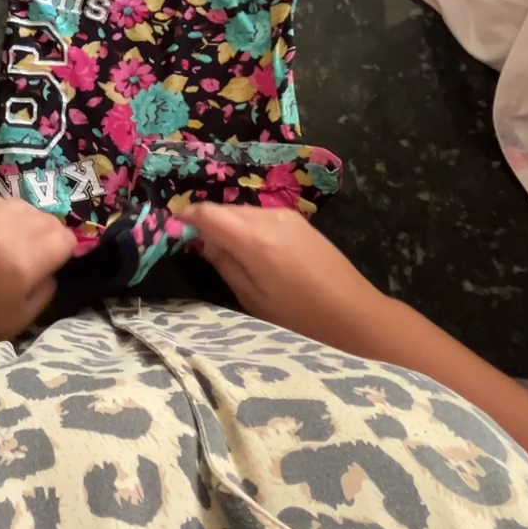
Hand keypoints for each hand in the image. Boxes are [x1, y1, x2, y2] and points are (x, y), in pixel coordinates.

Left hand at [0, 197, 76, 357]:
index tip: (59, 259)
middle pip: (47, 219)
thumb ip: (47, 286)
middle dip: (51, 234)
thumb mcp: (23, 317)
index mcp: (22, 263)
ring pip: (25, 206)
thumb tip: (55, 261)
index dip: (66, 249)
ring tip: (21, 239)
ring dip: (30, 220)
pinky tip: (1, 229)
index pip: (63, 238)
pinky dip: (7, 212)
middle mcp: (6, 234)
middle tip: (40, 253)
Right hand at [176, 204, 397, 355]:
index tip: (170, 229)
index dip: (184, 217)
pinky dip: (244, 225)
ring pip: (240, 211)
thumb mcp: (253, 298)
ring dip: (225, 224)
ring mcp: (285, 215)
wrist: (357, 317)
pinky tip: (248, 248)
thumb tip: (198, 239)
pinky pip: (258, 215)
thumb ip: (223, 262)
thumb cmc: (302, 319)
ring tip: (220, 250)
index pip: (207, 214)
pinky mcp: (297, 220)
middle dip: (204, 221)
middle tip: (192, 243)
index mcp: (255, 240)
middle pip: (223, 209)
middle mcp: (268, 218)